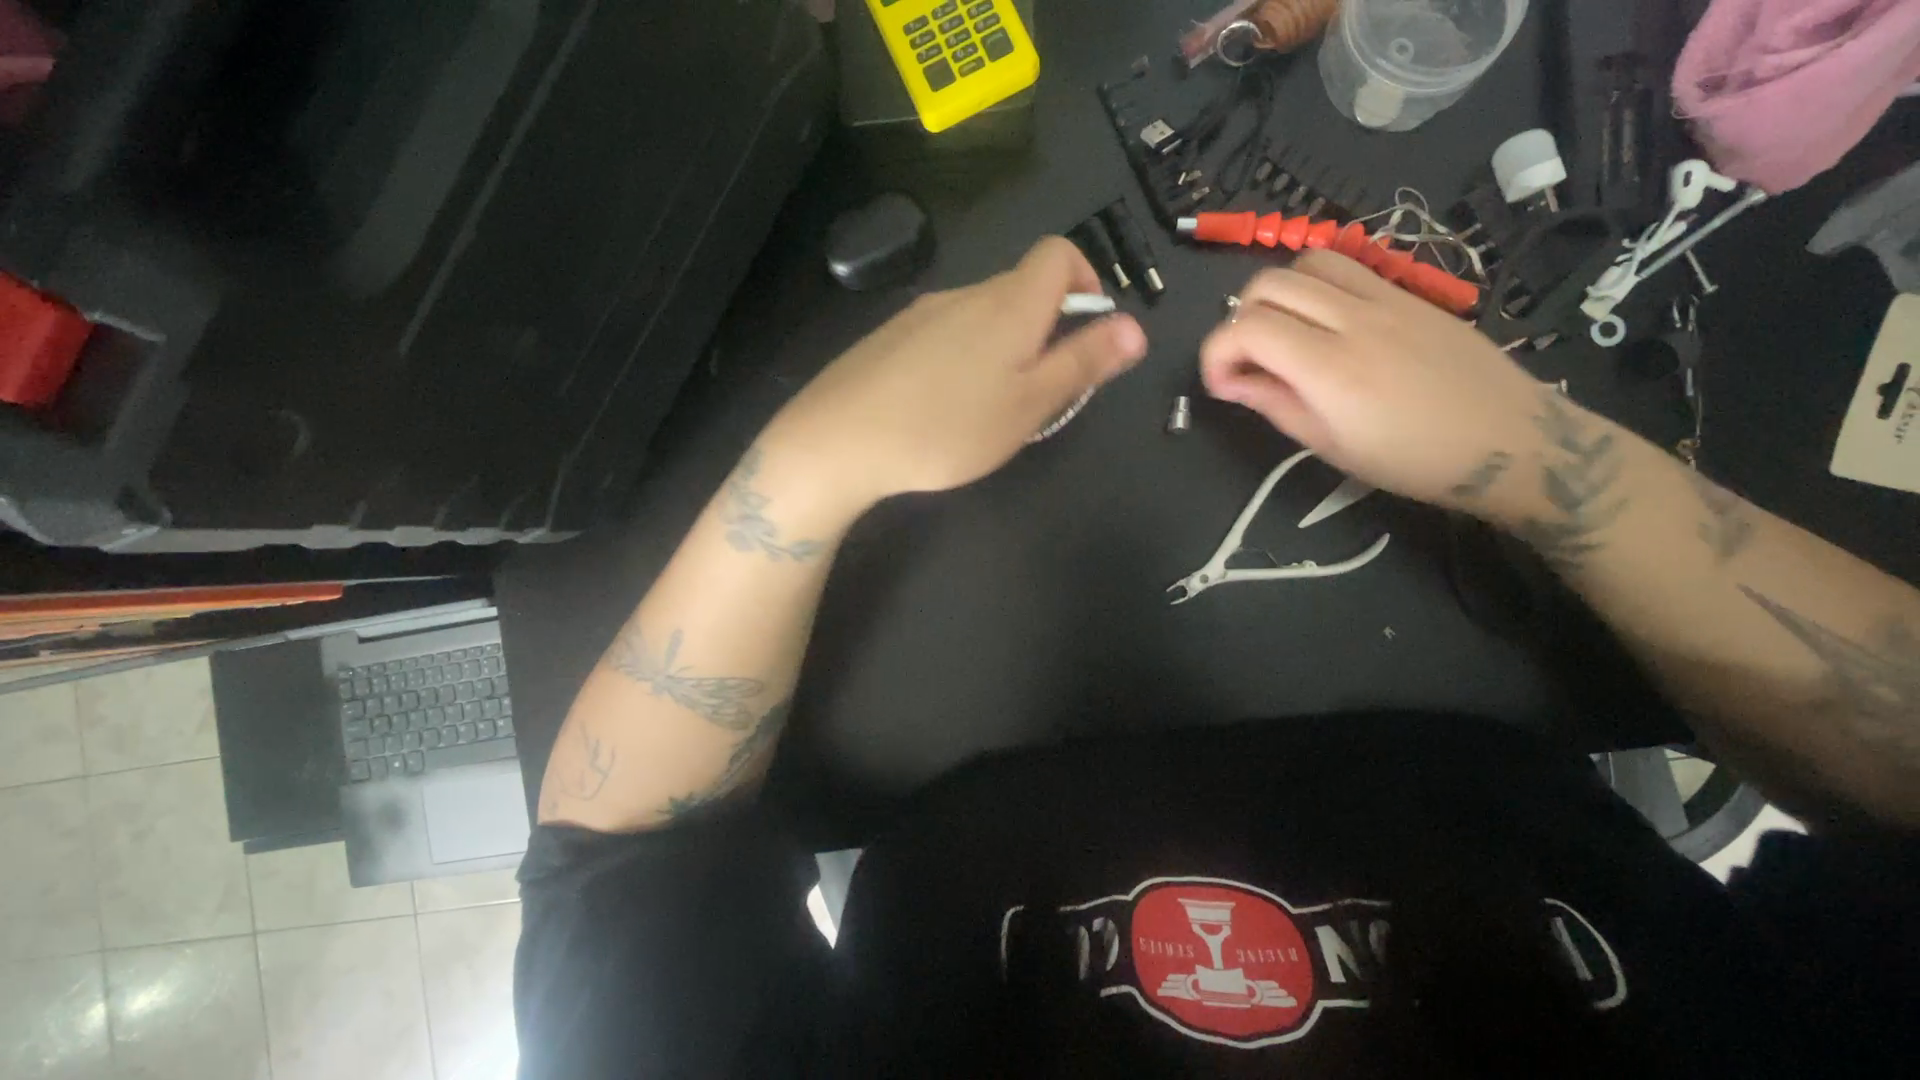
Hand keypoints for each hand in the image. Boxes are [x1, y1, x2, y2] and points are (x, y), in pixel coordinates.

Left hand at [762, 237, 1147, 504]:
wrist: (838, 441)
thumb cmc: (948, 427)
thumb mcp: (1029, 405)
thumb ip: (1083, 363)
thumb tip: (1136, 326)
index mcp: (1009, 304)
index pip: (1059, 253)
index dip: (1086, 280)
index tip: (1088, 331)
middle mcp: (965, 294)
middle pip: (1021, 287)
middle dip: (1046, 326)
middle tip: (1043, 389)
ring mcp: (921, 314)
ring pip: (981, 314)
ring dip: (1003, 345)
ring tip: (991, 406)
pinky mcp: (888, 338)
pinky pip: (944, 333)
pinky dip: (962, 356)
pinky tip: (942, 407)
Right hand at [1199, 250, 1543, 513]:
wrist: (1508, 441)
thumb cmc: (1414, 461)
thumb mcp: (1331, 446)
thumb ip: (1275, 404)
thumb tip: (1230, 381)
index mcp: (1330, 368)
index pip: (1246, 329)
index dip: (1215, 353)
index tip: (1221, 385)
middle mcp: (1353, 319)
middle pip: (1267, 286)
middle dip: (1237, 321)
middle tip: (1246, 360)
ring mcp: (1385, 298)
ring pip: (1305, 262)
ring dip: (1276, 292)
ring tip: (1281, 331)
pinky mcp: (1408, 293)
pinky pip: (1346, 266)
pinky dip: (1315, 283)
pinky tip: (1322, 318)